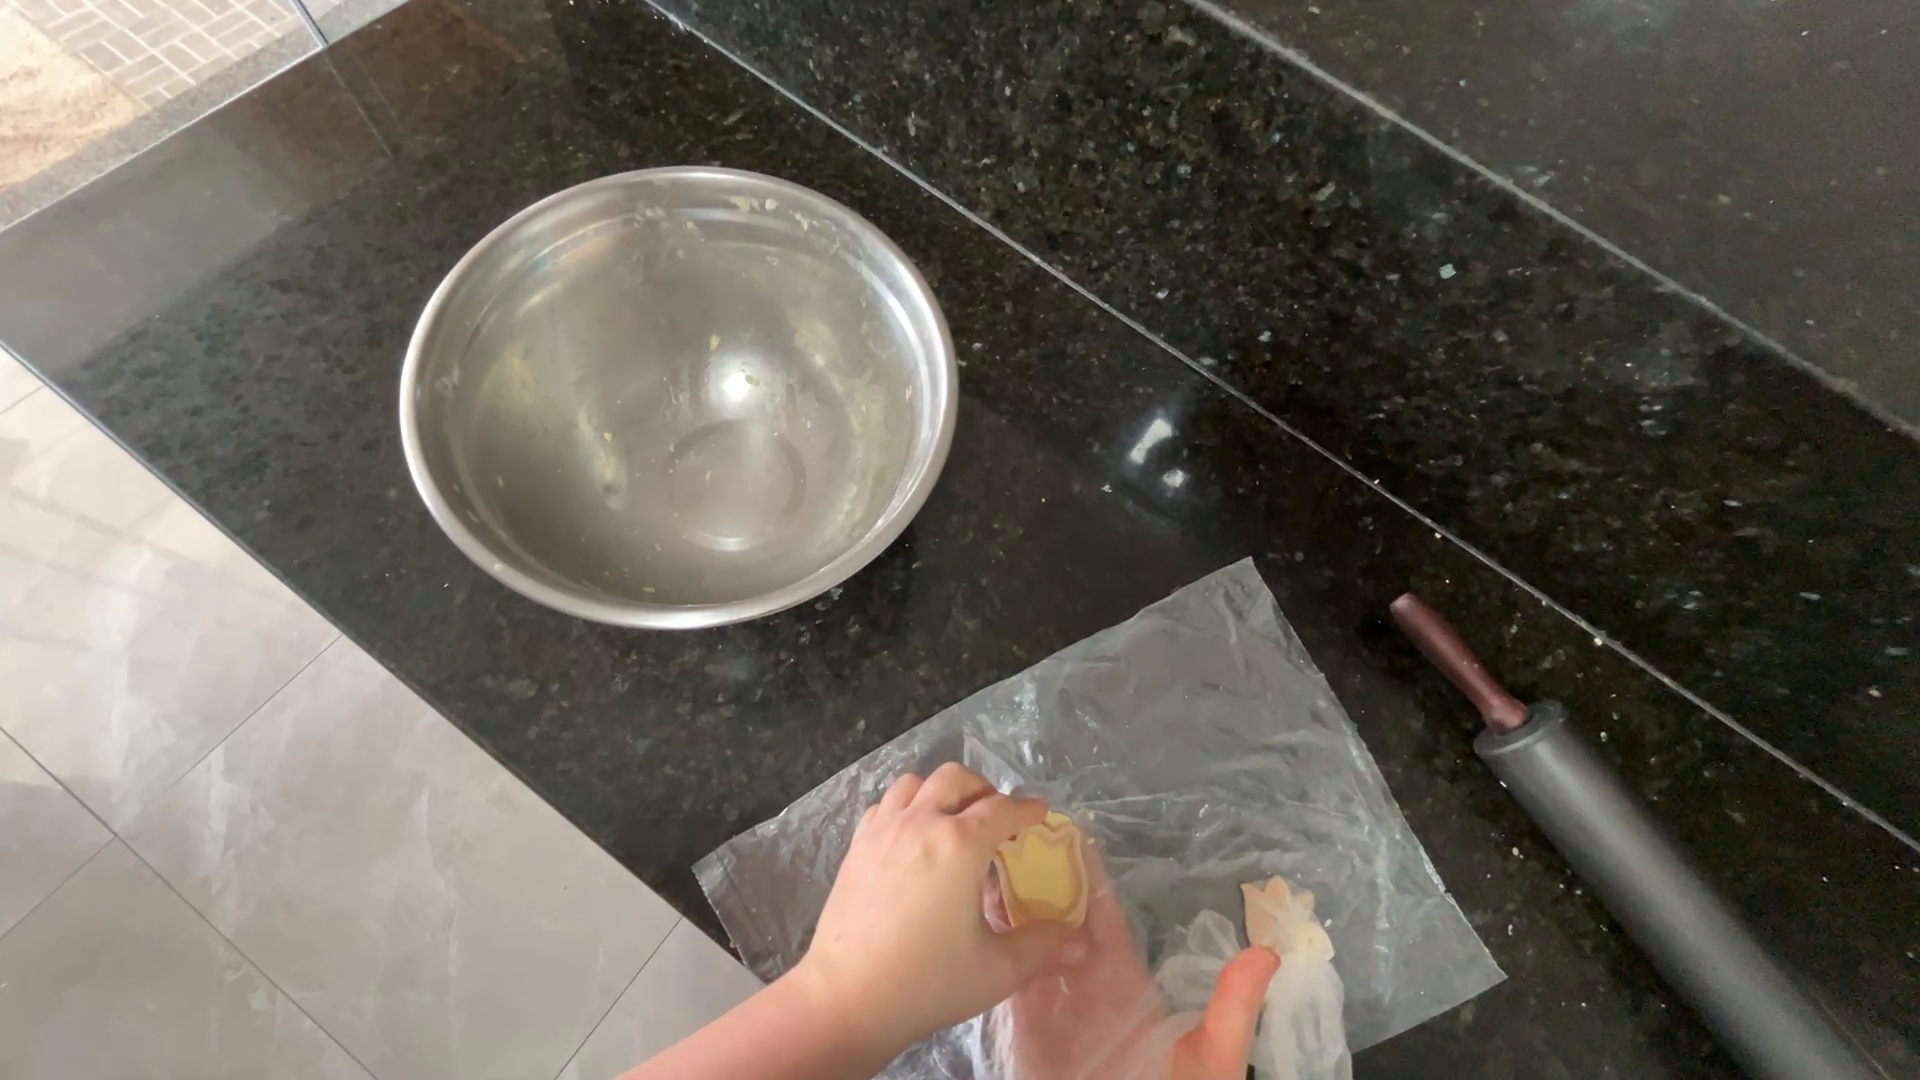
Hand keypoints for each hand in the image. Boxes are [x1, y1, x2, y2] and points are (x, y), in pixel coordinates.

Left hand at [790, 764, 1079, 1063]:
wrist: (847, 998)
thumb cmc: (926, 982)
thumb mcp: (995, 970)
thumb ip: (1040, 948)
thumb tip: (1075, 939)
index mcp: (960, 844)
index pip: (1003, 808)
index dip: (1028, 808)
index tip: (1041, 814)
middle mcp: (921, 822)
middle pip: (956, 779)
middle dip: (983, 790)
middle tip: (996, 819)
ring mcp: (884, 829)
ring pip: (915, 782)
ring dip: (940, 792)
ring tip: (952, 820)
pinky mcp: (857, 844)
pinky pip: (886, 805)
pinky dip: (906, 807)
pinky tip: (912, 836)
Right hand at [1000, 848, 1279, 1079]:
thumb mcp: (1212, 1059)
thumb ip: (1232, 1006)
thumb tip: (1267, 952)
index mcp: (1122, 976)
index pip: (1101, 912)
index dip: (1086, 873)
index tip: (1068, 830)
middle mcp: (1082, 980)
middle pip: (1056, 917)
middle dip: (1038, 876)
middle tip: (1014, 831)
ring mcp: (1050, 1003)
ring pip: (1026, 941)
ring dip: (1010, 904)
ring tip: (987, 860)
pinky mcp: (1023, 1028)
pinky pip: (1004, 979)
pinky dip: (991, 947)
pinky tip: (973, 914)